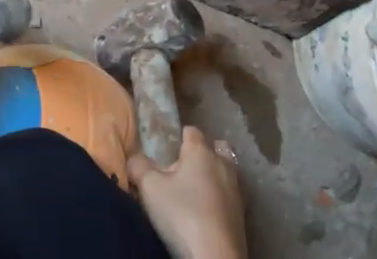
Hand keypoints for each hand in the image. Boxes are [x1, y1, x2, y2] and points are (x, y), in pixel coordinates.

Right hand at [128, 127, 245, 258]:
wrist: (215, 257)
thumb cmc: (181, 213)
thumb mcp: (149, 186)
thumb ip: (138, 165)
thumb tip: (134, 157)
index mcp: (201, 152)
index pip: (191, 131)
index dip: (178, 136)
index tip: (166, 149)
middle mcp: (223, 165)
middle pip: (215, 149)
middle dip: (201, 154)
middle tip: (182, 168)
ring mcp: (236, 191)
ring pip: (224, 173)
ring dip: (212, 177)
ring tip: (192, 192)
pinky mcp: (242, 215)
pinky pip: (228, 196)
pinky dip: (219, 198)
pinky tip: (204, 211)